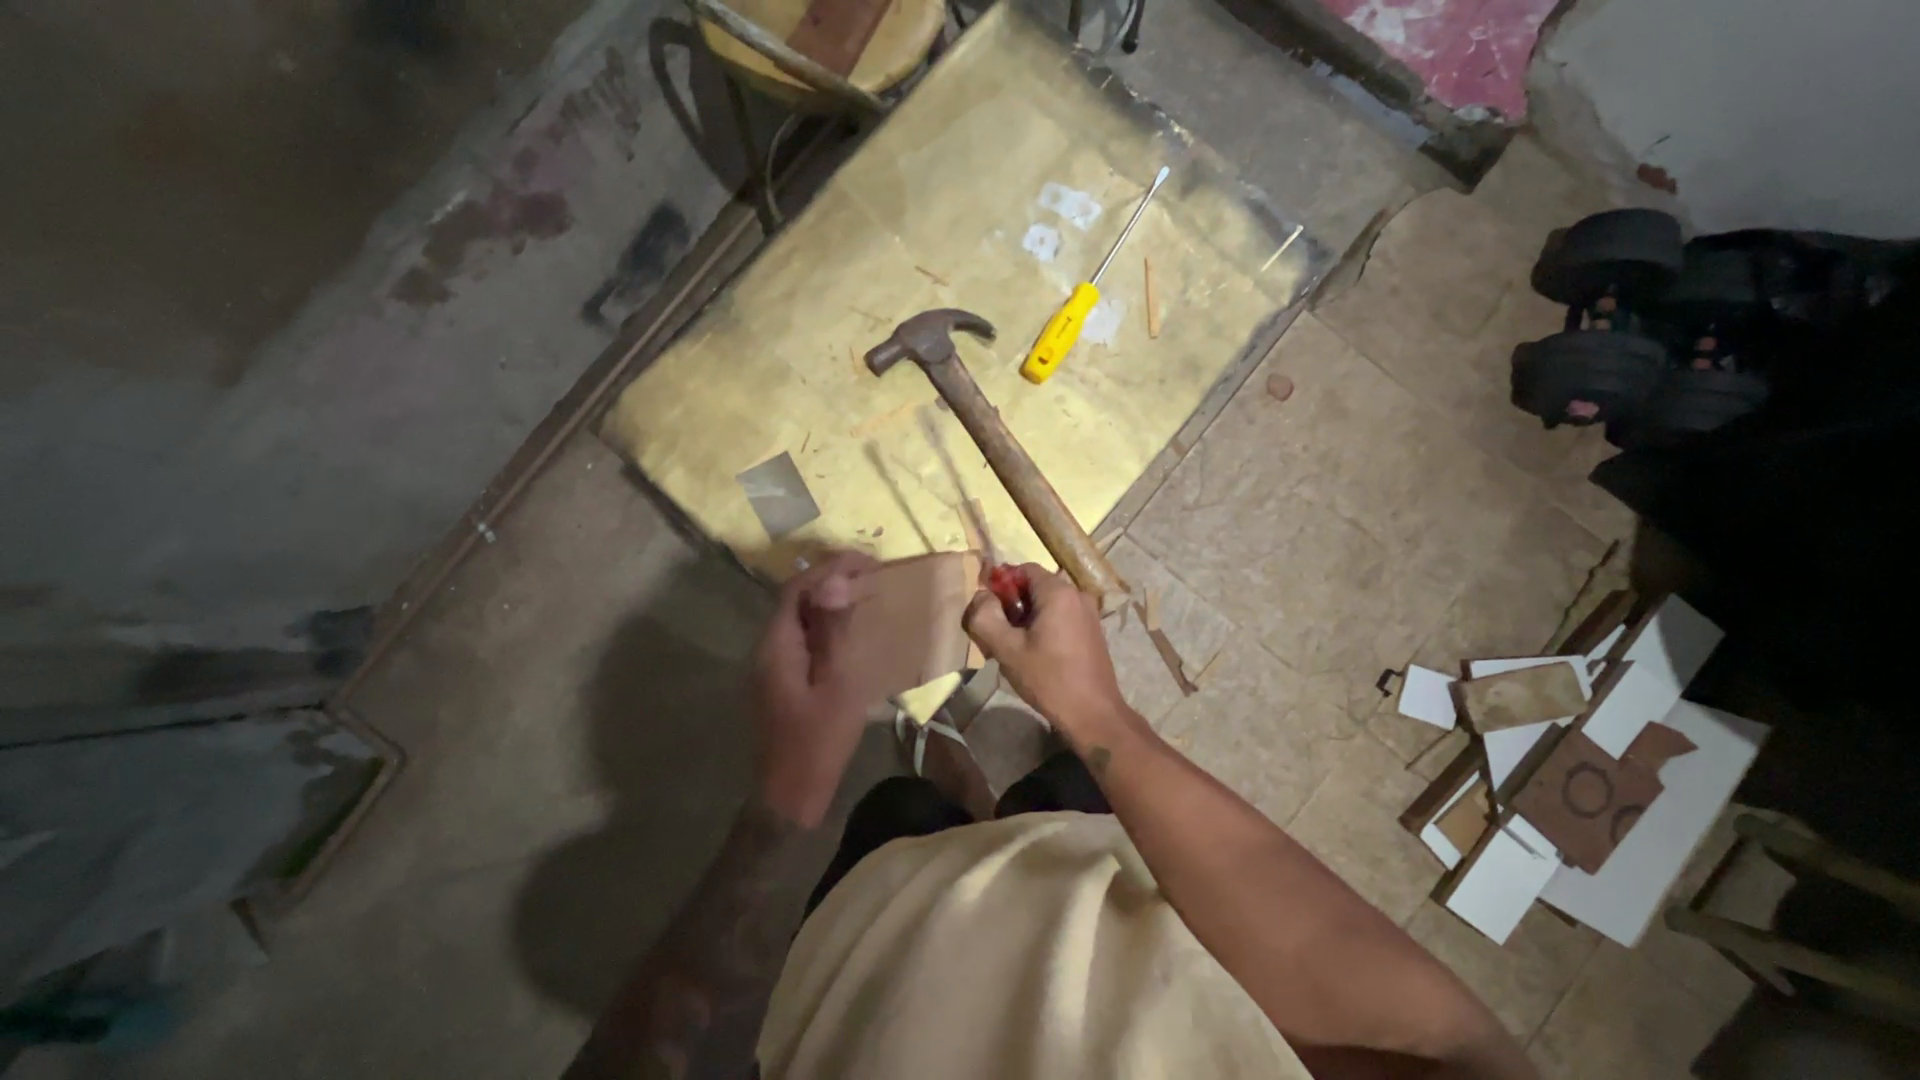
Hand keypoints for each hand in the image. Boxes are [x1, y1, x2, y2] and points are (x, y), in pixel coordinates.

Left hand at [751, 551, 881, 826]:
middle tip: (872, 574)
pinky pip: (802, 640)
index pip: (797, 589)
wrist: (789, 797)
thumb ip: (835, 633)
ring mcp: (771, 667)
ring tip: (867, 595)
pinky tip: (852, 633)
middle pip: (796, 600)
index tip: (868, 561)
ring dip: (830, 602)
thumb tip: (836, 582)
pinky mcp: (780, 682)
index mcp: (776, 646)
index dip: (830, 569)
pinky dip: (826, 626)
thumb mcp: (837, 686)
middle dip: (831, 580)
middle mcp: (767, 649)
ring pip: (799, 619)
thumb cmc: (817, 743)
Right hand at [963, 564, 1129, 738]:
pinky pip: (1062, 617)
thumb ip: (986, 617)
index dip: (1001, 584)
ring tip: (1015, 648)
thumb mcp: (1007, 649)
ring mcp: (1089, 613)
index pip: (1023, 569)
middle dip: (1013, 605)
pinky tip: (1036, 655)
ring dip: (1027, 619)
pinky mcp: (1093, 632)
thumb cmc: (1049, 679)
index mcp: (1059, 592)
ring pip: (1048, 604)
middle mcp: (1078, 595)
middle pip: (1036, 586)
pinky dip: (1045, 627)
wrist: (1093, 714)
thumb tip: (980, 596)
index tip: (988, 610)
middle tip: (998, 634)